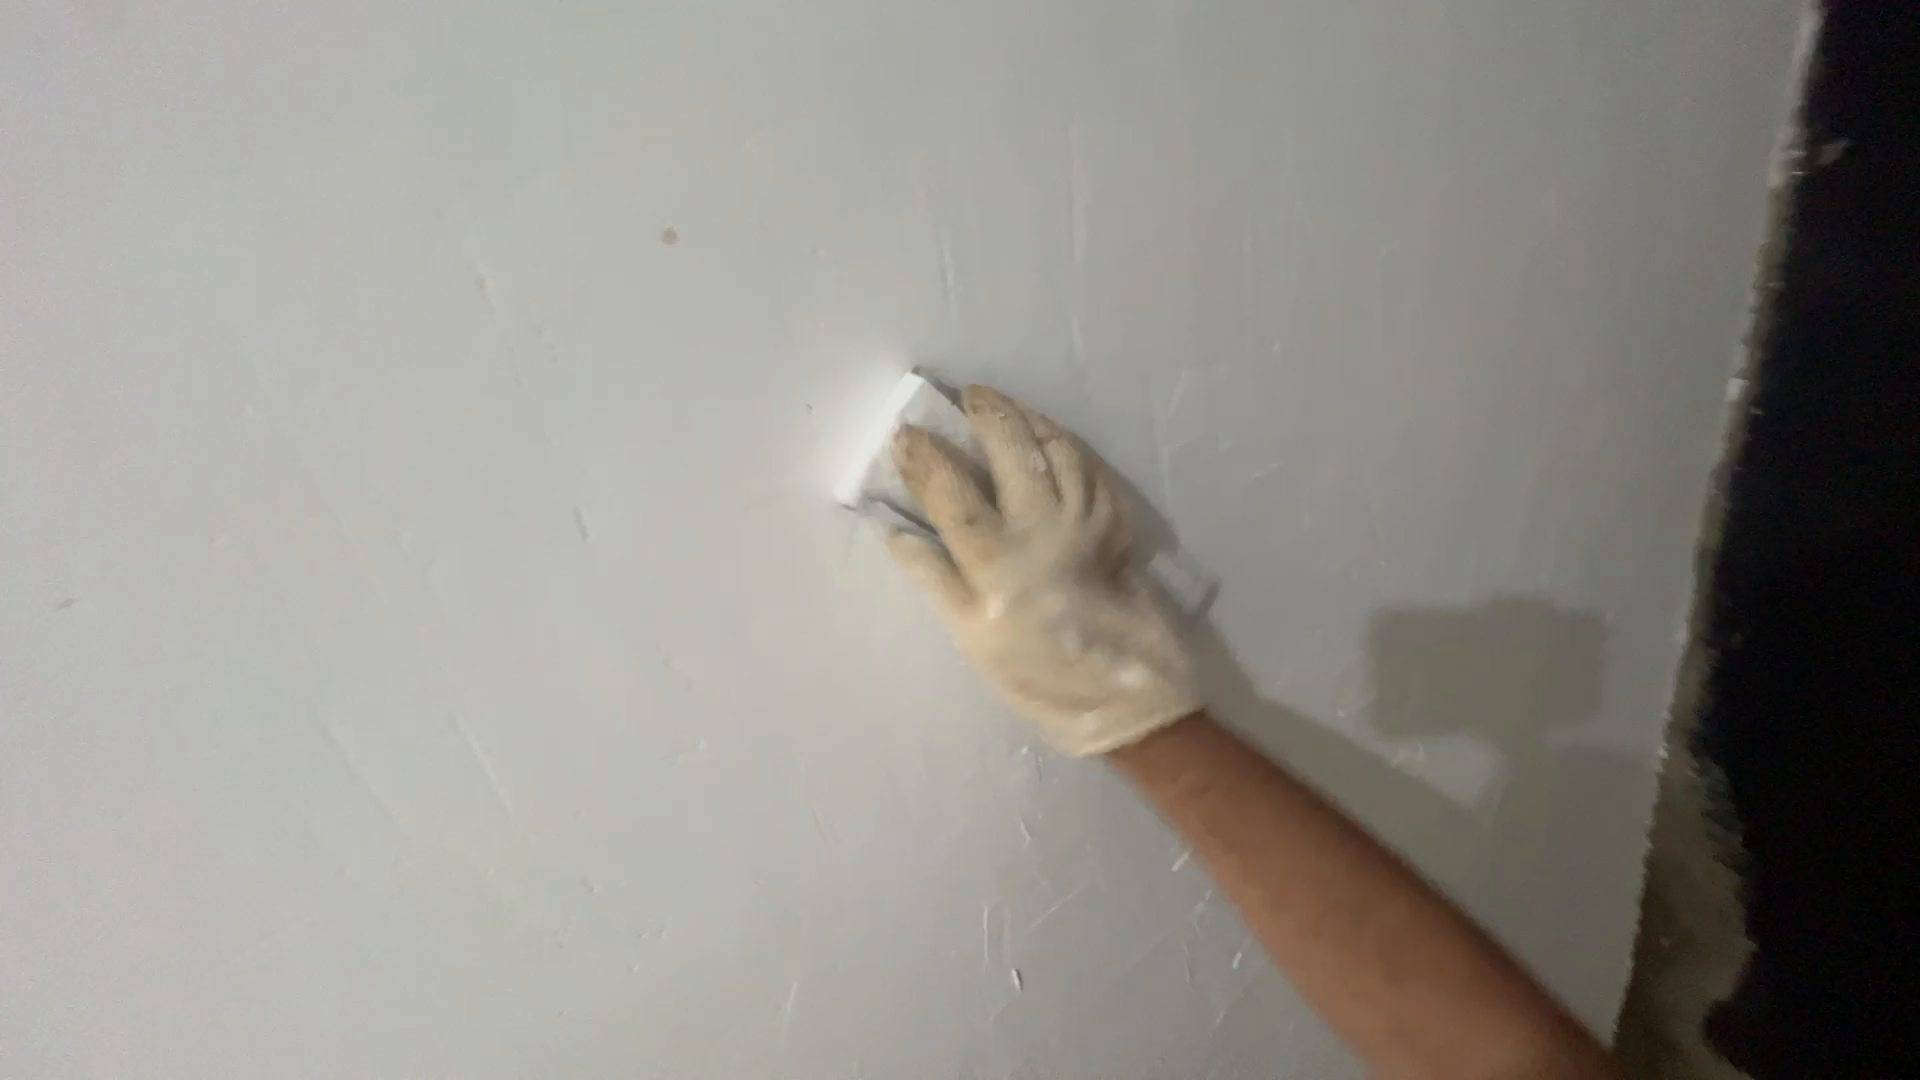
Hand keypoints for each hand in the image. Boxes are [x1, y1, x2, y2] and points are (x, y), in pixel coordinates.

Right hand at [888, 385, 1202, 755]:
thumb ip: (936, 582)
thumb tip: (898, 533)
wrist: (1126, 698)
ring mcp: (1086, 523)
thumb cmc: (1040, 678)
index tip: (905, 433)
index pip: (952, 495)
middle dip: (986, 415)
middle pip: (1011, 452)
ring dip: (1030, 419)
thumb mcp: (974, 642)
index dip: (925, 458)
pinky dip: (1068, 444)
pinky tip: (1052, 438)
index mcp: (998, 565)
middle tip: (965, 395)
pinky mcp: (1116, 526)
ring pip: (1057, 450)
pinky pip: (1091, 469)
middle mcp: (1042, 531)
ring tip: (1006, 407)